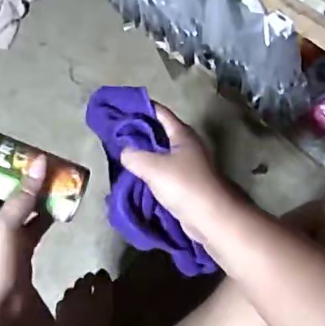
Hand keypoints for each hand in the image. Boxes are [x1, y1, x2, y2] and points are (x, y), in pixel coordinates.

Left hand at [0, 155, 51, 318]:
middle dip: (28, 175)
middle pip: (10, 188)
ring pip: (27, 205)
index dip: (0, 162)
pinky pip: (38, 223)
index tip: (20, 150)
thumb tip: (40, 161)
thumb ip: (23, 194)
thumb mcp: (3, 224)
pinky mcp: (24, 247)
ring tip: (63, 177)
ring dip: (42, 193)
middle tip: (51, 160)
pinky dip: (50, 214)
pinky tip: (66, 204)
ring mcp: (8, 232)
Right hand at [118, 103, 237, 231]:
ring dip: (143, 154)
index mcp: (182, 134)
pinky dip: (150, 171)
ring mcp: (188, 164)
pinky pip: (163, 171)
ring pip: (160, 153)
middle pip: (159, 132)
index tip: (119, 109)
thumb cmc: (184, 185)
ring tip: (120, 154)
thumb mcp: (153, 167)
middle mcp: (186, 145)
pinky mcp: (186, 182)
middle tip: (114, 134)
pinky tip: (135, 176)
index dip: (140, 108)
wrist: (210, 217)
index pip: (159, 112)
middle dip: (138, 132)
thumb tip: (125, 151)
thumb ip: (134, 155)